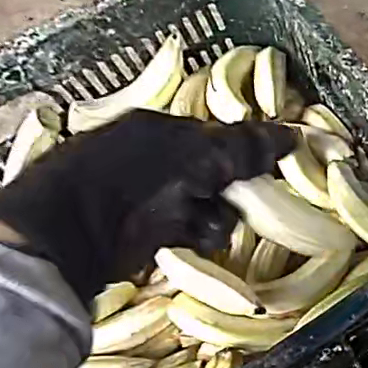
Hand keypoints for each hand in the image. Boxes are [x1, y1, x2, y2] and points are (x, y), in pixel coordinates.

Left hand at [0, 111, 292, 305]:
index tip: (273, 164)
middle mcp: (157, 159)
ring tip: (206, 222)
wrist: (71, 233)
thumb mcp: (196, 153)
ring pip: (213, 205)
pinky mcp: (150, 233)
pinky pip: (197, 231)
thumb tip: (295, 134)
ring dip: (219, 216)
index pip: (220, 135)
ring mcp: (153, 197)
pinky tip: (195, 238)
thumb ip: (245, 146)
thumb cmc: (132, 179)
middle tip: (247, 196)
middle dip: (235, 187)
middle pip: (220, 172)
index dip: (248, 149)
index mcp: (161, 129)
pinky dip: (203, 236)